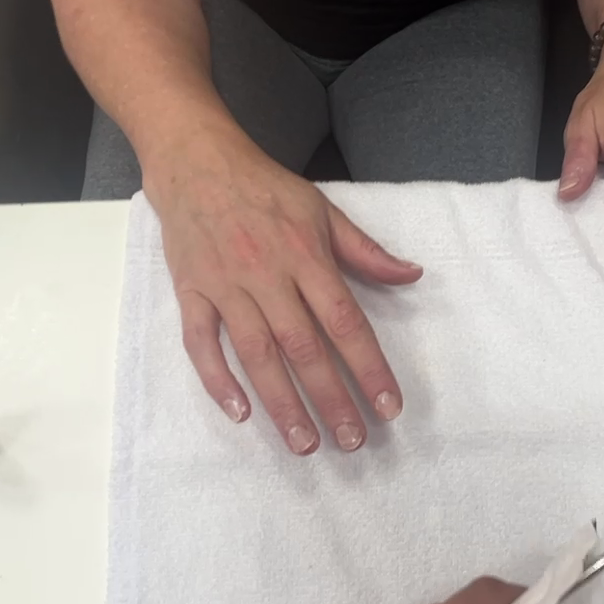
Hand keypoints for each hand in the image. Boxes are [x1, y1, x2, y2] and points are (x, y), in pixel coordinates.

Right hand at [147, 136, 421, 453]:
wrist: (196, 160)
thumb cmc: (266, 188)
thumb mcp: (324, 210)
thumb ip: (366, 251)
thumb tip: (413, 275)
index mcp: (306, 256)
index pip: (345, 321)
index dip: (368, 367)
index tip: (388, 406)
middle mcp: (267, 275)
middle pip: (304, 348)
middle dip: (331, 399)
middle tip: (351, 442)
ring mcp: (225, 285)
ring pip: (256, 354)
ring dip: (281, 403)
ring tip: (304, 443)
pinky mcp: (190, 291)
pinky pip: (200, 342)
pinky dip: (216, 379)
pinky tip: (240, 414)